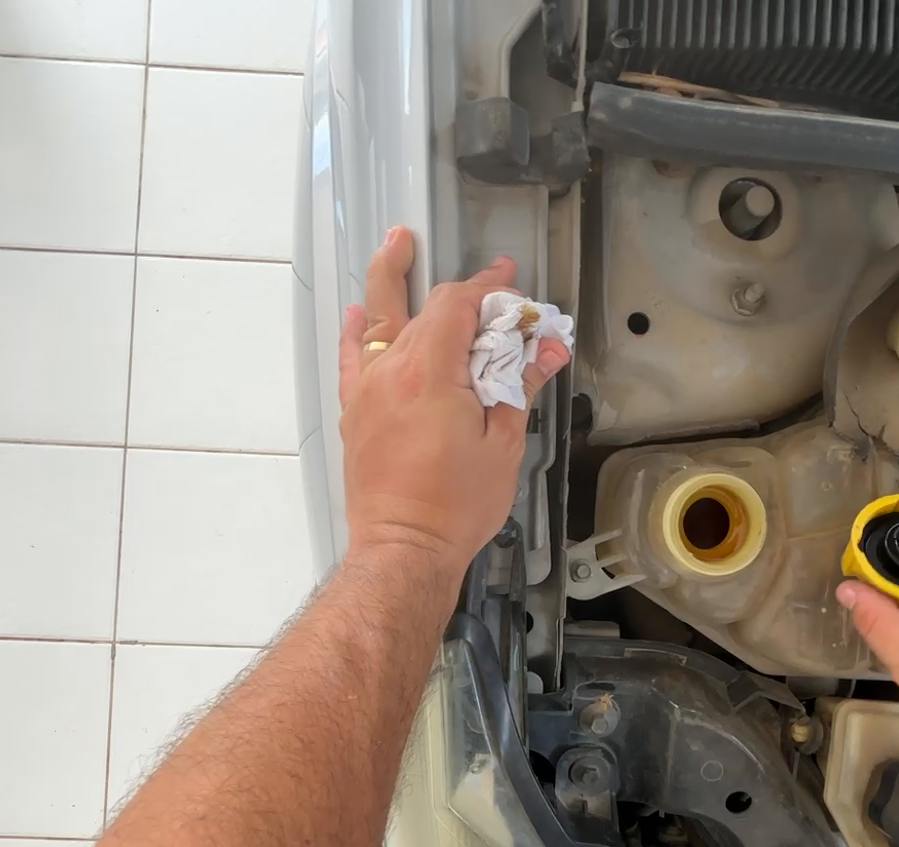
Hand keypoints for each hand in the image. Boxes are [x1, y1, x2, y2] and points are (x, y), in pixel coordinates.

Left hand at [338, 227, 570, 572]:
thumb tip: (547, 349)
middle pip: (418, 306)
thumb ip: (521, 387)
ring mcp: (367, 390)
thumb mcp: (504, 444)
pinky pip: (351, 359)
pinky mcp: (356, 413)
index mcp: (432, 372)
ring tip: (395, 245)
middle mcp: (392, 370)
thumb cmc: (458, 505)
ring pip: (378, 321)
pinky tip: (358, 315)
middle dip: (440, 279)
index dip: (487, 288)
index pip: (457, 306)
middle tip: (453, 257)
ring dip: (389, 281)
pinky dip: (357, 332)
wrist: (404, 549)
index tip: (510, 285)